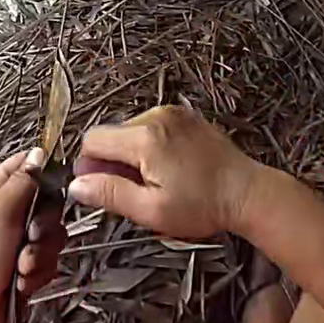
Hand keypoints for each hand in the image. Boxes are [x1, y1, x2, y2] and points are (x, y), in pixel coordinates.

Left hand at [0, 148, 67, 322]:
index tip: (51, 186)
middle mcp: (8, 212)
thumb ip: (24, 180)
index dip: (44, 172)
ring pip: (53, 233)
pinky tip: (21, 280)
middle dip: (44, 222)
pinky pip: (50, 260)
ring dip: (40, 252)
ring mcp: (19, 241)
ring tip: (21, 265)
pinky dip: (38, 271)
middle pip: (48, 201)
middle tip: (30, 234)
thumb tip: (39, 152)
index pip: (27, 165)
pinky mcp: (28, 267)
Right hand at [68, 106, 273, 238]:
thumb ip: (110, 194)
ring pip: (130, 130)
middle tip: (131, 190)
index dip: (89, 165)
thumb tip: (75, 185)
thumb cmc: (202, 206)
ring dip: (130, 154)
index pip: (93, 140)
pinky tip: (167, 168)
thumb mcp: (151, 210)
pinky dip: (149, 145)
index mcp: (144, 138)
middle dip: (111, 161)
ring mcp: (172, 113)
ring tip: (154, 181)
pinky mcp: (184, 116)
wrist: (248, 192)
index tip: (100, 187)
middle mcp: (155, 116)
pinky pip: (151, 126)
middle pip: (111, 134)